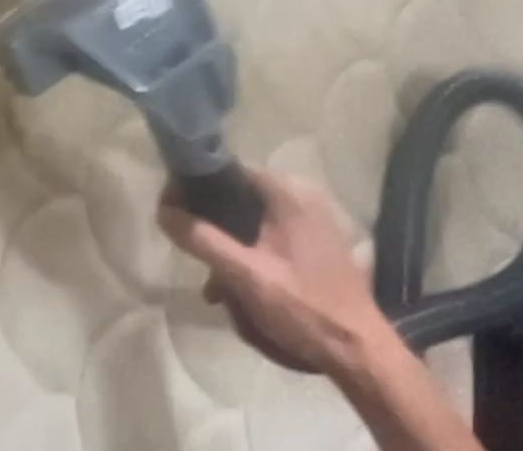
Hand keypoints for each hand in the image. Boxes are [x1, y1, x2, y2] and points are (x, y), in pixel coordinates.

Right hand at [157, 168, 392, 377]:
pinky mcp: (319, 241)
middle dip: (210, 222)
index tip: (172, 210)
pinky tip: (238, 284)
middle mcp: (303, 195)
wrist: (361, 354)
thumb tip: (162, 211)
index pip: (226, 169)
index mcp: (288, 192)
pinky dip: (250, 250)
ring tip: (214, 280)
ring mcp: (314, 219)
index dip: (193, 186)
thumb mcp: (243, 274)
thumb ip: (200, 238)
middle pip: (237, 194)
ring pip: (251, 217)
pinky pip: (269, 233)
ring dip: (228, 242)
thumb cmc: (303, 307)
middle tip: (191, 248)